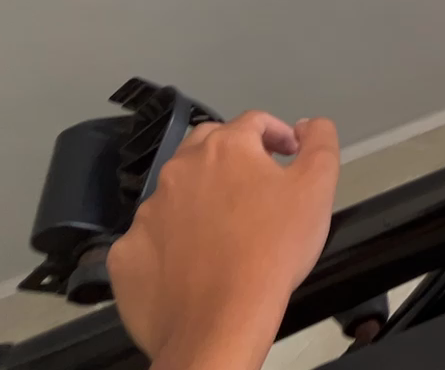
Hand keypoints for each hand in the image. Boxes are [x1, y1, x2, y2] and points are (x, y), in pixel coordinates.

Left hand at [109, 112, 339, 369]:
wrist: (220, 324)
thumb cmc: (274, 248)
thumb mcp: (319, 183)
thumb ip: (320, 139)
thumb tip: (305, 125)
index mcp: (226, 148)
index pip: (254, 121)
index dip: (278, 133)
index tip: (291, 156)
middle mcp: (179, 171)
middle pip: (208, 145)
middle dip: (235, 154)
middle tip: (259, 183)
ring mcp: (146, 215)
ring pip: (178, 189)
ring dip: (203, 194)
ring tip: (229, 226)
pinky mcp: (124, 256)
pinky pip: (151, 234)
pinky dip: (173, 236)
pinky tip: (195, 257)